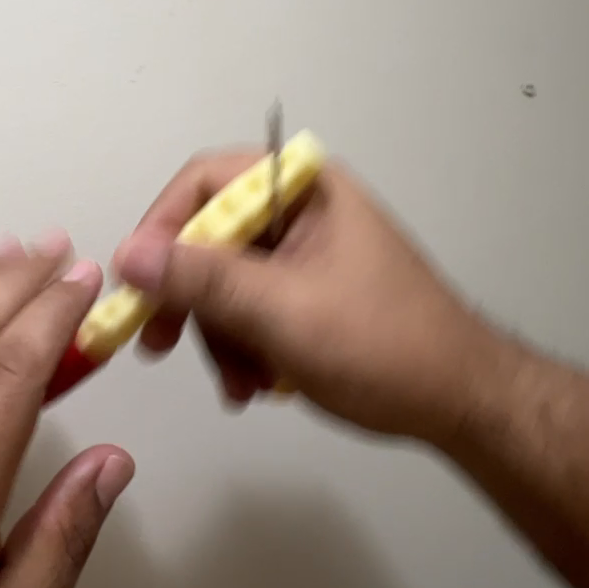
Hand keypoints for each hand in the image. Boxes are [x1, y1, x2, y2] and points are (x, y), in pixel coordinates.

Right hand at [113, 151, 510, 441]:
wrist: (462, 405)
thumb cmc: (381, 346)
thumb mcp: (282, 311)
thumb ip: (202, 280)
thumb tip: (126, 254)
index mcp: (303, 189)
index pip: (206, 182)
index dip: (162, 226)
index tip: (138, 281)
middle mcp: (298, 212)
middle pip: (207, 237)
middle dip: (188, 298)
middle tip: (157, 343)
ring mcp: (300, 255)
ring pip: (220, 282)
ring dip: (219, 337)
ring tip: (241, 385)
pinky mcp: (302, 294)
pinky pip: (245, 309)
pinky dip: (240, 348)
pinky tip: (255, 386)